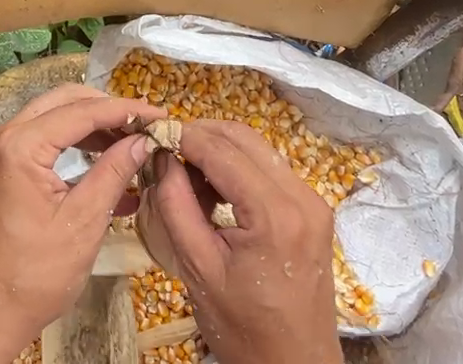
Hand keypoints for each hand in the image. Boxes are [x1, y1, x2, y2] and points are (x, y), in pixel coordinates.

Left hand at [0, 84, 164, 350]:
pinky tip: (110, 160)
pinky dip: (78, 143)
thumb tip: (143, 141)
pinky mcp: (8, 164)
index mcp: (22, 145)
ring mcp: (4, 148)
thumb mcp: (84, 222)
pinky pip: (47, 137)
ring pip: (56, 116)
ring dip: (95, 124)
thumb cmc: (36, 272)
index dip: (124, 110)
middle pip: (65, 102)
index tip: (160, 115)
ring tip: (133, 140)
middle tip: (146, 124)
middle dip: (108, 109)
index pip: (81, 111)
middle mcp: (7, 135)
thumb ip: (113, 173)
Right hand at [136, 120, 342, 363]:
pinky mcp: (312, 208)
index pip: (219, 150)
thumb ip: (176, 204)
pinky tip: (212, 188)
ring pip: (255, 147)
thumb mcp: (198, 267)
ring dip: (217, 149)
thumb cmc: (244, 327)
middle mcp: (302, 197)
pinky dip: (236, 166)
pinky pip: (268, 167)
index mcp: (275, 214)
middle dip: (199, 134)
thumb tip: (162, 157)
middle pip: (242, 136)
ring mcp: (312, 200)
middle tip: (165, 150)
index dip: (181, 135)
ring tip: (185, 174)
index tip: (150, 135)